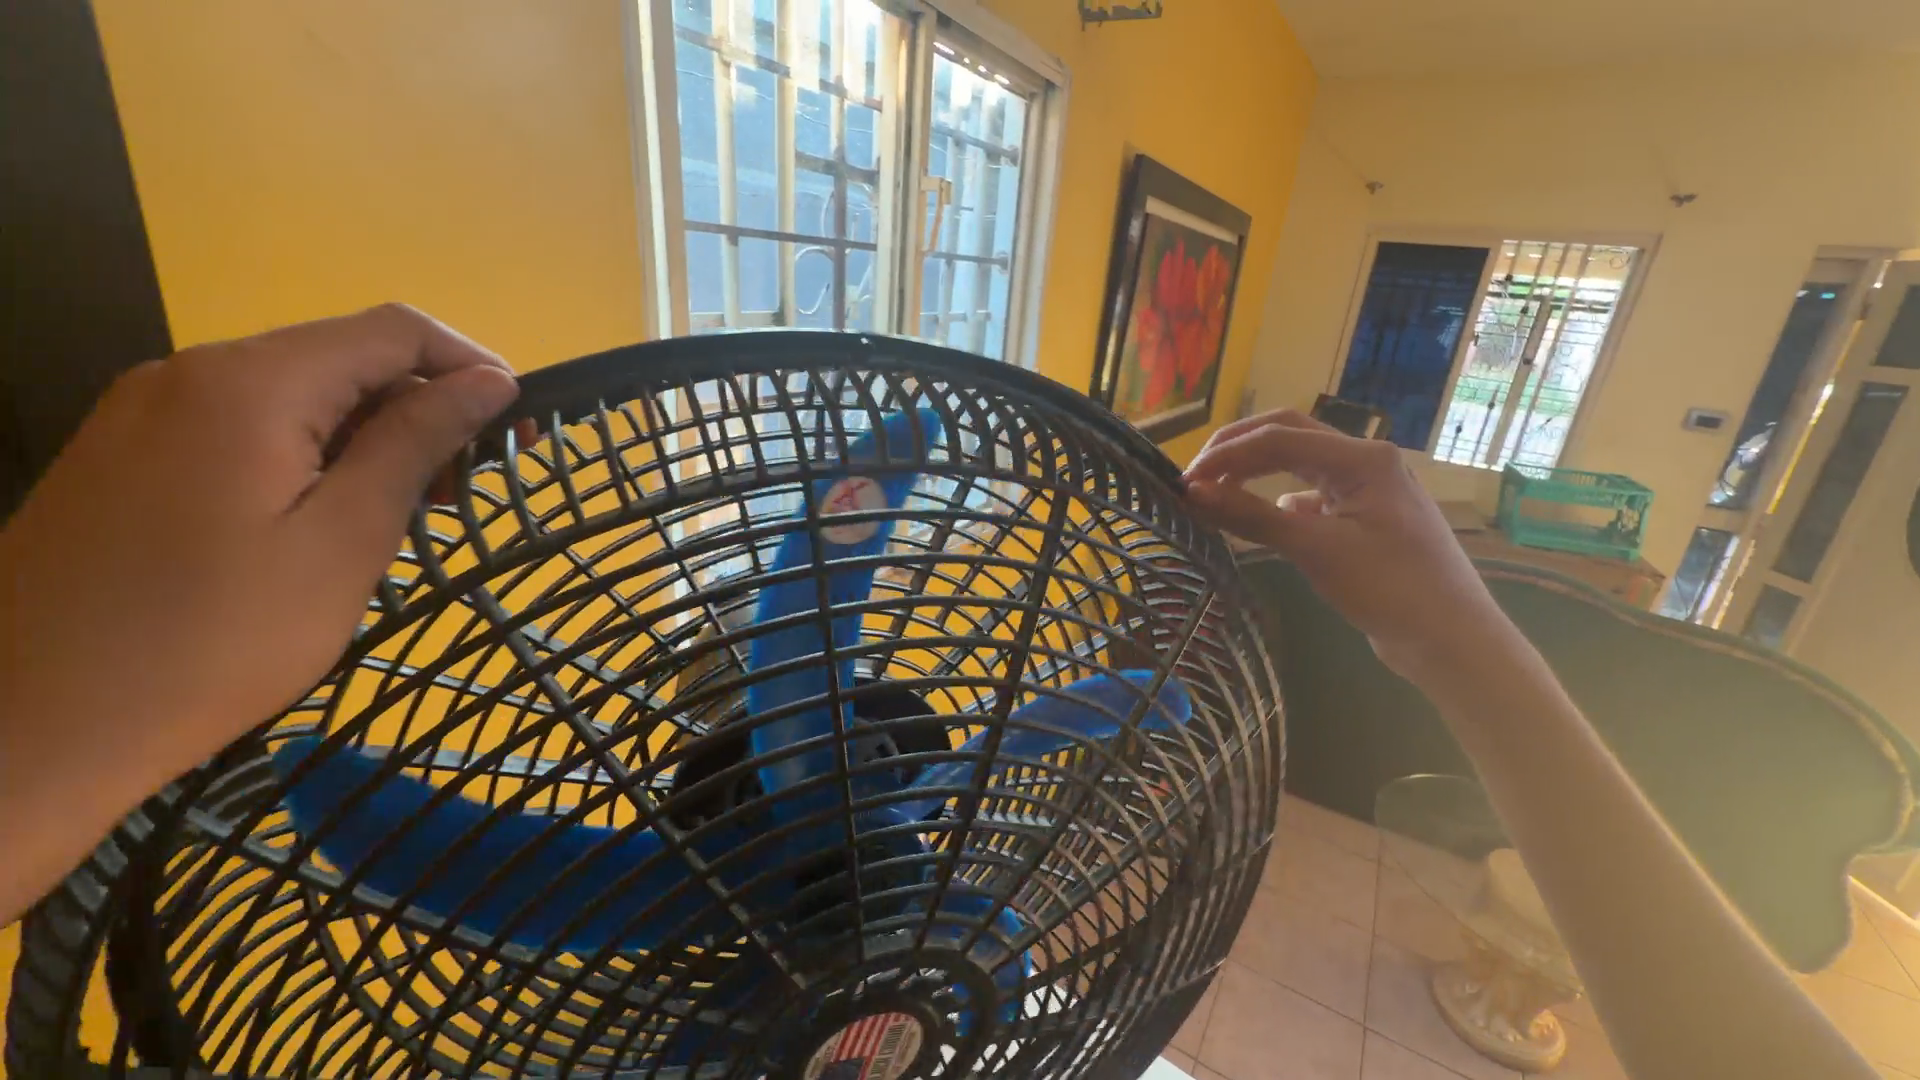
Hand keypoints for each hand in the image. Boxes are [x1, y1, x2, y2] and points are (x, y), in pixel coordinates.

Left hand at [0, 305, 518, 919]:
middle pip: (347, 356)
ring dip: (381, 434)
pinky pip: (255, 426)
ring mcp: (150, 412)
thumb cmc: (219, 637)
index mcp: (250, 384)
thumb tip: (490, 381)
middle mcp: (192, 373)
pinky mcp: (132, 456)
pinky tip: (345, 511)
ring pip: (304, 393)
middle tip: (479, 483)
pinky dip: (323, 452)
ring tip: (425, 505)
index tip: (521, 430)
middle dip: (431, 405)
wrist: (33, 730)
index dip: (473, 365)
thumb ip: (417, 442)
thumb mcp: (346, 538)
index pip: (394, 331)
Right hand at [1182, 409, 1512, 678]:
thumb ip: (1251, 516)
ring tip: (1219, 491)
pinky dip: (1280, 499)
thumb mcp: (1314, 549)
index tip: (1185, 482)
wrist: (1450, 638)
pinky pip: (1314, 493)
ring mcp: (1368, 488)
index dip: (1226, 455)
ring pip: (1301, 463)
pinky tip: (1267, 519)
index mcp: (1362, 458)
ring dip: (1258, 470)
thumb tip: (1192, 493)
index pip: (1278, 438)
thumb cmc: (1388, 588)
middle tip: (1197, 475)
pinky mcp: (1365, 515)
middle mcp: (1366, 461)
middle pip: (1290, 435)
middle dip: (1239, 449)